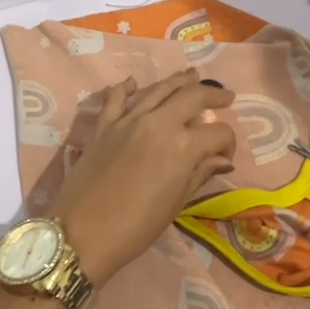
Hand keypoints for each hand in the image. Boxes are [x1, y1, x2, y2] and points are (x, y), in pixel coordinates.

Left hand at [47, 71, 237, 282]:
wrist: (81, 232)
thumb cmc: (135, 227)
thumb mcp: (175, 204)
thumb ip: (198, 174)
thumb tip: (221, 160)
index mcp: (182, 146)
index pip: (217, 133)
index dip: (228, 143)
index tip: (226, 156)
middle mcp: (158, 123)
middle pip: (192, 97)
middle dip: (213, 95)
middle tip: (226, 97)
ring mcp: (128, 120)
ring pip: (158, 90)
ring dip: (179, 81)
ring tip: (193, 76)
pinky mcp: (104, 125)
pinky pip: (116, 98)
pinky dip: (126, 88)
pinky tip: (133, 83)